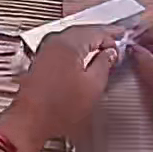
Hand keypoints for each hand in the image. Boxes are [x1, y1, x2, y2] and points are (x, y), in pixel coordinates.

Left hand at [0, 26, 122, 151]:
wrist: (30, 120)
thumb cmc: (58, 108)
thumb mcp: (93, 86)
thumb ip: (105, 64)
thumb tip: (111, 52)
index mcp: (70, 43)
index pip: (96, 30)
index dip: (112, 35)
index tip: (122, 38)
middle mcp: (56, 41)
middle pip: (84, 31)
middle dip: (101, 36)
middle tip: (115, 42)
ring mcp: (46, 49)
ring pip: (73, 38)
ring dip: (89, 42)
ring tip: (103, 50)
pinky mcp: (42, 59)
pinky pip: (64, 46)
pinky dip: (78, 49)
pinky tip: (84, 59)